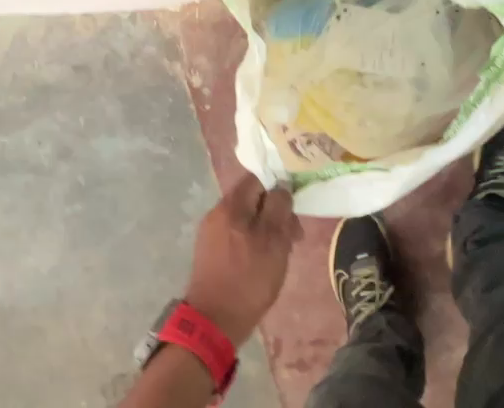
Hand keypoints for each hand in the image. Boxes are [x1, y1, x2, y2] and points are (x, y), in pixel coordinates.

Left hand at [182, 172, 301, 344]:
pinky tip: (263, 262)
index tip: (294, 207)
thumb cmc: (248, 280)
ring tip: (280, 253)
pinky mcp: (210, 253)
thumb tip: (281, 187)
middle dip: (275, 213)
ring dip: (266, 229)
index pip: (258, 178)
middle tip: (293, 237)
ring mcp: (210, 234)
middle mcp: (217, 213)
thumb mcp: (274, 241)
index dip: (279, 188)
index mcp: (231, 206)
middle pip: (252, 199)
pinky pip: (236, 235)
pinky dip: (252, 242)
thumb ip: (279, 208)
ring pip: (246, 219)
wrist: (212, 325)